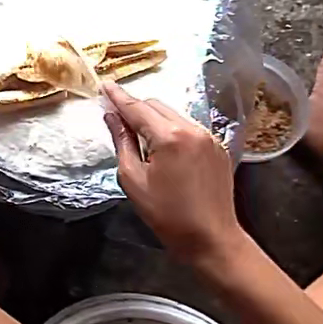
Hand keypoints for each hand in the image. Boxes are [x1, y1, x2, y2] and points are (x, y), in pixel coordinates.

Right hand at [102, 81, 248, 266]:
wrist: (211, 238)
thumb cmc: (167, 215)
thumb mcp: (133, 180)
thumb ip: (122, 143)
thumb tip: (112, 118)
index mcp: (170, 136)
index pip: (137, 108)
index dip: (118, 97)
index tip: (104, 85)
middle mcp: (192, 129)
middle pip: (156, 106)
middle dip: (136, 109)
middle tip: (118, 120)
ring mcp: (208, 137)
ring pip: (174, 115)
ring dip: (155, 120)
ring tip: (141, 140)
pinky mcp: (217, 148)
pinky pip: (189, 129)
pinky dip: (172, 132)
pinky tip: (165, 152)